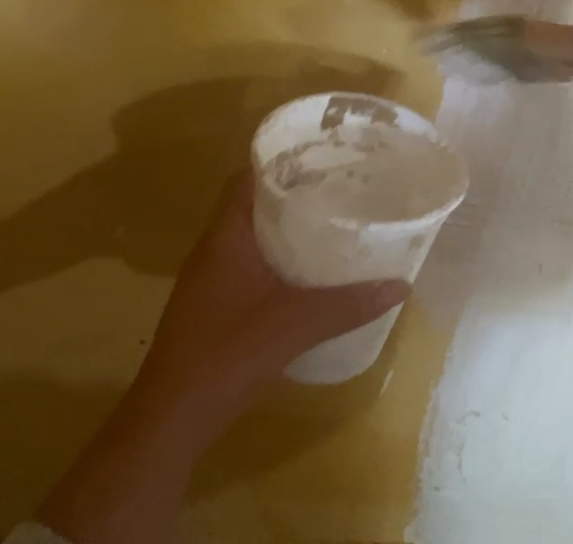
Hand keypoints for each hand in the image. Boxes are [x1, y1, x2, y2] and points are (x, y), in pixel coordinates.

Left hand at [134, 168, 409, 439]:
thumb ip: (348, 305)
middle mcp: (212, 248)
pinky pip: (246, 266)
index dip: (279, 162)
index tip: (319, 157)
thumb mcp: (295, 325)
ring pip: (249, 238)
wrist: (172, 414)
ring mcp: (208, 279)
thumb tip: (400, 285)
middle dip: (291, 196)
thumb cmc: (228, 353)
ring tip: (328, 227)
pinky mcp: (211, 306)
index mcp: (225, 236)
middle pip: (251, 205)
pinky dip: (274, 262)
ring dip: (282, 231)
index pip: (246, 178)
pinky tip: (304, 278)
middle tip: (337, 191)